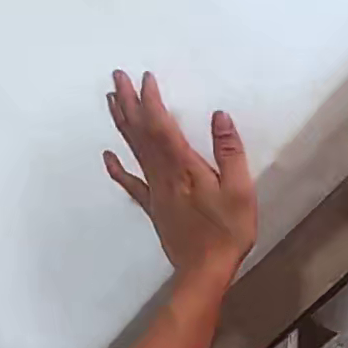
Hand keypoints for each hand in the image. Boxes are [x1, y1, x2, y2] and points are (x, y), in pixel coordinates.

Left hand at [103, 70, 257, 295]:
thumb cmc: (227, 231)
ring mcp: (155, 192)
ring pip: (134, 151)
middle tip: (116, 77)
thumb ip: (230, 153)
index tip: (145, 78)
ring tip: (110, 100)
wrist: (205, 270)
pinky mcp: (154, 208)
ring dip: (122, 124)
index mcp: (184, 168)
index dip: (152, 101)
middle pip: (141, 133)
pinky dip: (117, 169)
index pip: (162, 126)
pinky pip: (131, 184)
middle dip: (128, 103)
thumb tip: (219, 116)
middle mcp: (164, 175)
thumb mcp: (240, 191)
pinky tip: (108, 156)